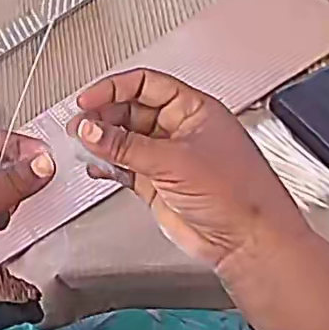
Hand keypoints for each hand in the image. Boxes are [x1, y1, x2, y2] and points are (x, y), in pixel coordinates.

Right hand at [69, 69, 315, 268]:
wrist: (248, 244)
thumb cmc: (240, 197)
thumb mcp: (174, 161)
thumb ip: (125, 145)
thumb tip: (90, 129)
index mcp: (193, 110)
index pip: (145, 84)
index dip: (113, 88)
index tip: (88, 101)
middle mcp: (178, 129)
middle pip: (128, 109)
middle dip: (102, 116)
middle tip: (80, 126)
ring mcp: (165, 156)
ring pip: (121, 137)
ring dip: (100, 141)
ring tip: (83, 145)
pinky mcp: (154, 181)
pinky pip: (121, 164)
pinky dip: (104, 164)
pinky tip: (96, 166)